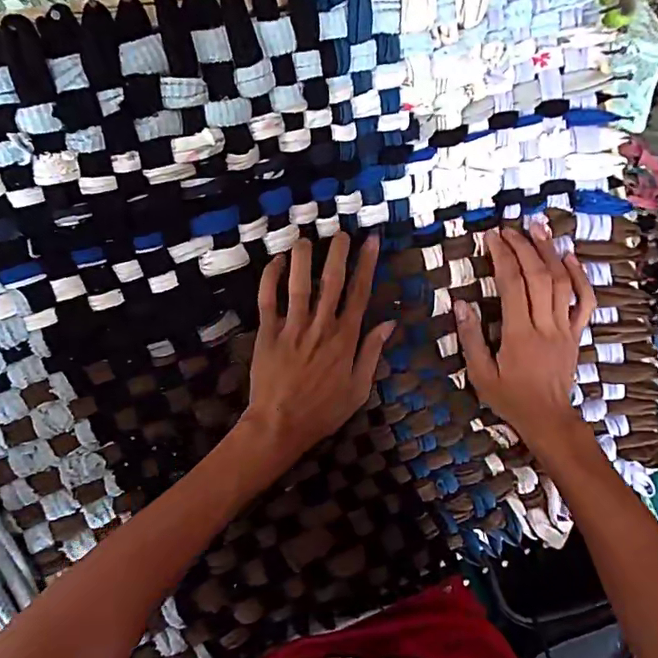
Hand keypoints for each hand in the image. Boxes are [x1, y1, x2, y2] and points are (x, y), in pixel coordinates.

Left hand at [240, 231, 395, 468]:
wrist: (280, 425)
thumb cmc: (322, 411)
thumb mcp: (358, 388)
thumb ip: (372, 352)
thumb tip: (390, 322)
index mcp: (345, 338)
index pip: (359, 293)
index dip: (366, 264)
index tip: (370, 242)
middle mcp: (320, 326)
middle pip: (332, 281)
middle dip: (338, 253)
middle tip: (341, 232)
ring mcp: (292, 327)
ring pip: (299, 284)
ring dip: (304, 258)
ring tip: (306, 238)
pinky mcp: (268, 332)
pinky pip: (268, 299)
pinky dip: (272, 278)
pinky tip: (277, 261)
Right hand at [454, 218, 597, 446]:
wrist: (548, 419)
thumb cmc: (510, 398)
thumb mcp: (480, 374)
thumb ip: (471, 338)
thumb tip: (460, 304)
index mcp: (519, 334)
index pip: (512, 284)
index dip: (502, 256)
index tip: (491, 237)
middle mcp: (545, 326)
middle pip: (538, 276)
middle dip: (523, 247)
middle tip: (509, 229)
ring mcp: (565, 328)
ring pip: (562, 282)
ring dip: (550, 252)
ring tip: (538, 228)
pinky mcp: (576, 333)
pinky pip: (584, 301)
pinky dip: (580, 276)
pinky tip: (569, 257)